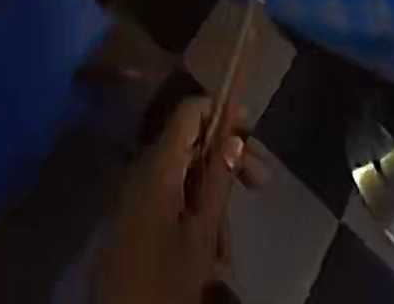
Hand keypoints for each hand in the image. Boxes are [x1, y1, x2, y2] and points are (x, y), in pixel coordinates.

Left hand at [95, 99, 243, 303]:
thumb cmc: (163, 282)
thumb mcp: (201, 235)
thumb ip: (218, 181)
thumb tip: (234, 137)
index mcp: (157, 165)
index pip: (188, 112)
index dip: (219, 110)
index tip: (249, 124)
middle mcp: (141, 168)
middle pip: (190, 143)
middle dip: (226, 159)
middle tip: (261, 181)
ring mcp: (134, 191)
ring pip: (183, 173)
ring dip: (212, 195)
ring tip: (229, 244)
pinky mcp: (132, 214)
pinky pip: (168, 194)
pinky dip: (192, 209)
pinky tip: (211, 248)